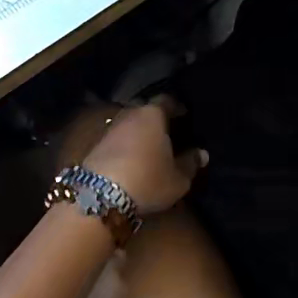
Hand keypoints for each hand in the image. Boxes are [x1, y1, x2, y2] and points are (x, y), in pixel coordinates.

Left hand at [81, 100, 206, 214]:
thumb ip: (191, 163)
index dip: (177, 107)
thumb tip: (202, 153)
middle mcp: (130, 114)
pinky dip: (124, 144)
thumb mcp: (178, 178)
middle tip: (167, 131)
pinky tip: (131, 158)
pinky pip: (116, 138)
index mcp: (153, 114)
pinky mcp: (95, 146)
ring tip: (149, 146)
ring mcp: (110, 129)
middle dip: (156, 118)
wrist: (100, 197)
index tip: (184, 115)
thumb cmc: (148, 180)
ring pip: (128, 123)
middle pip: (145, 110)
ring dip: (138, 132)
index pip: (167, 100)